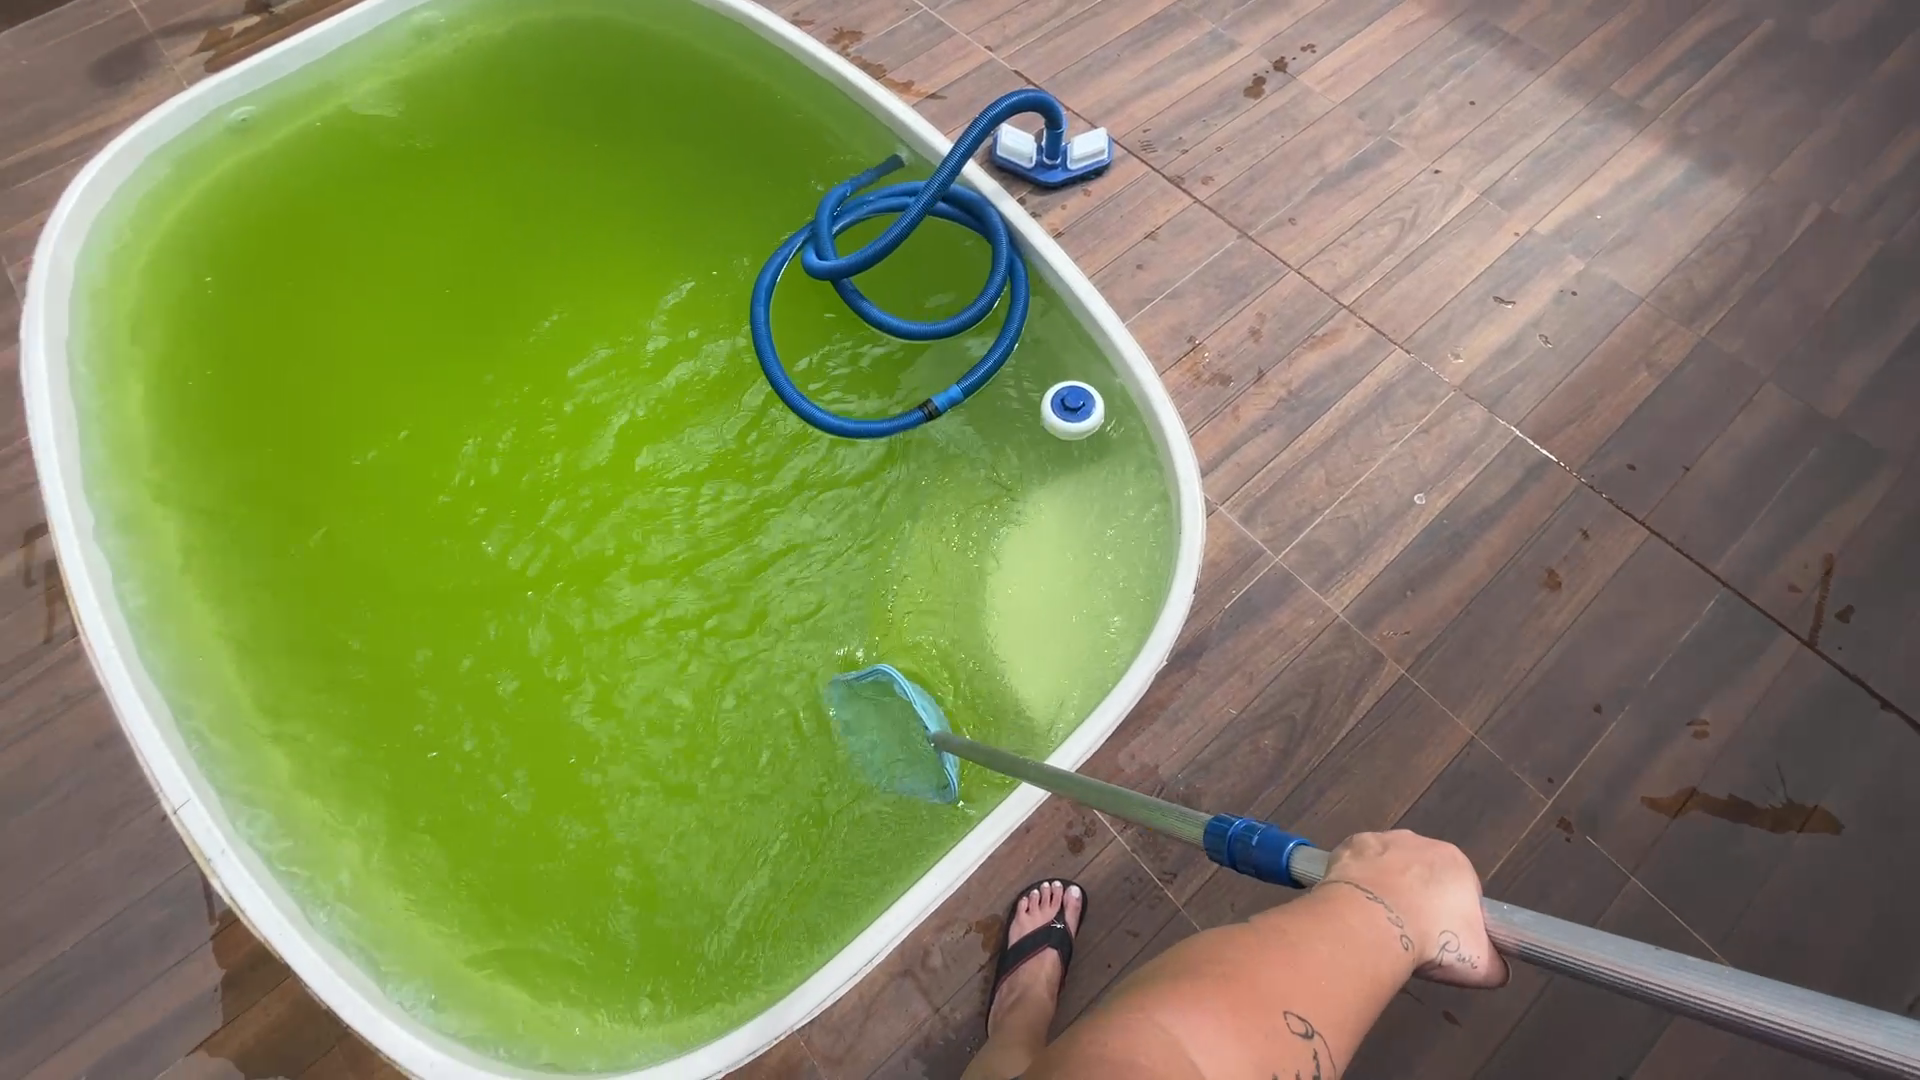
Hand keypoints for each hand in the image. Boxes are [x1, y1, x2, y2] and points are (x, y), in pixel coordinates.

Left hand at [1314, 830, 1507, 988]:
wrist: (1373, 923)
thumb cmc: (1434, 939)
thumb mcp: (1485, 965)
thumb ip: (1495, 962)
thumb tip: (1495, 967)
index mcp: (1454, 860)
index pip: (1460, 885)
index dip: (1452, 912)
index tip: (1443, 934)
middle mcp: (1415, 840)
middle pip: (1420, 871)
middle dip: (1417, 895)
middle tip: (1410, 928)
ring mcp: (1377, 840)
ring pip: (1386, 865)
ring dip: (1385, 885)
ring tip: (1380, 919)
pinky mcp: (1346, 846)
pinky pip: (1355, 864)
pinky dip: (1356, 881)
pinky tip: (1357, 904)